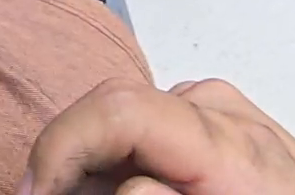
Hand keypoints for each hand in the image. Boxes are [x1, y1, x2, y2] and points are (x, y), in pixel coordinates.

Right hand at [21, 78, 294, 194]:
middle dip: (71, 157)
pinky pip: (157, 131)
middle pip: (114, 108)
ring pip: (130, 119)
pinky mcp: (229, 125)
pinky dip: (128, 162)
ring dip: (98, 163)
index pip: (120, 110)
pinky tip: (124, 189)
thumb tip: (109, 184)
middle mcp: (225, 112)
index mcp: (232, 146)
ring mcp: (228, 113)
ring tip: (82, 193)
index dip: (62, 147)